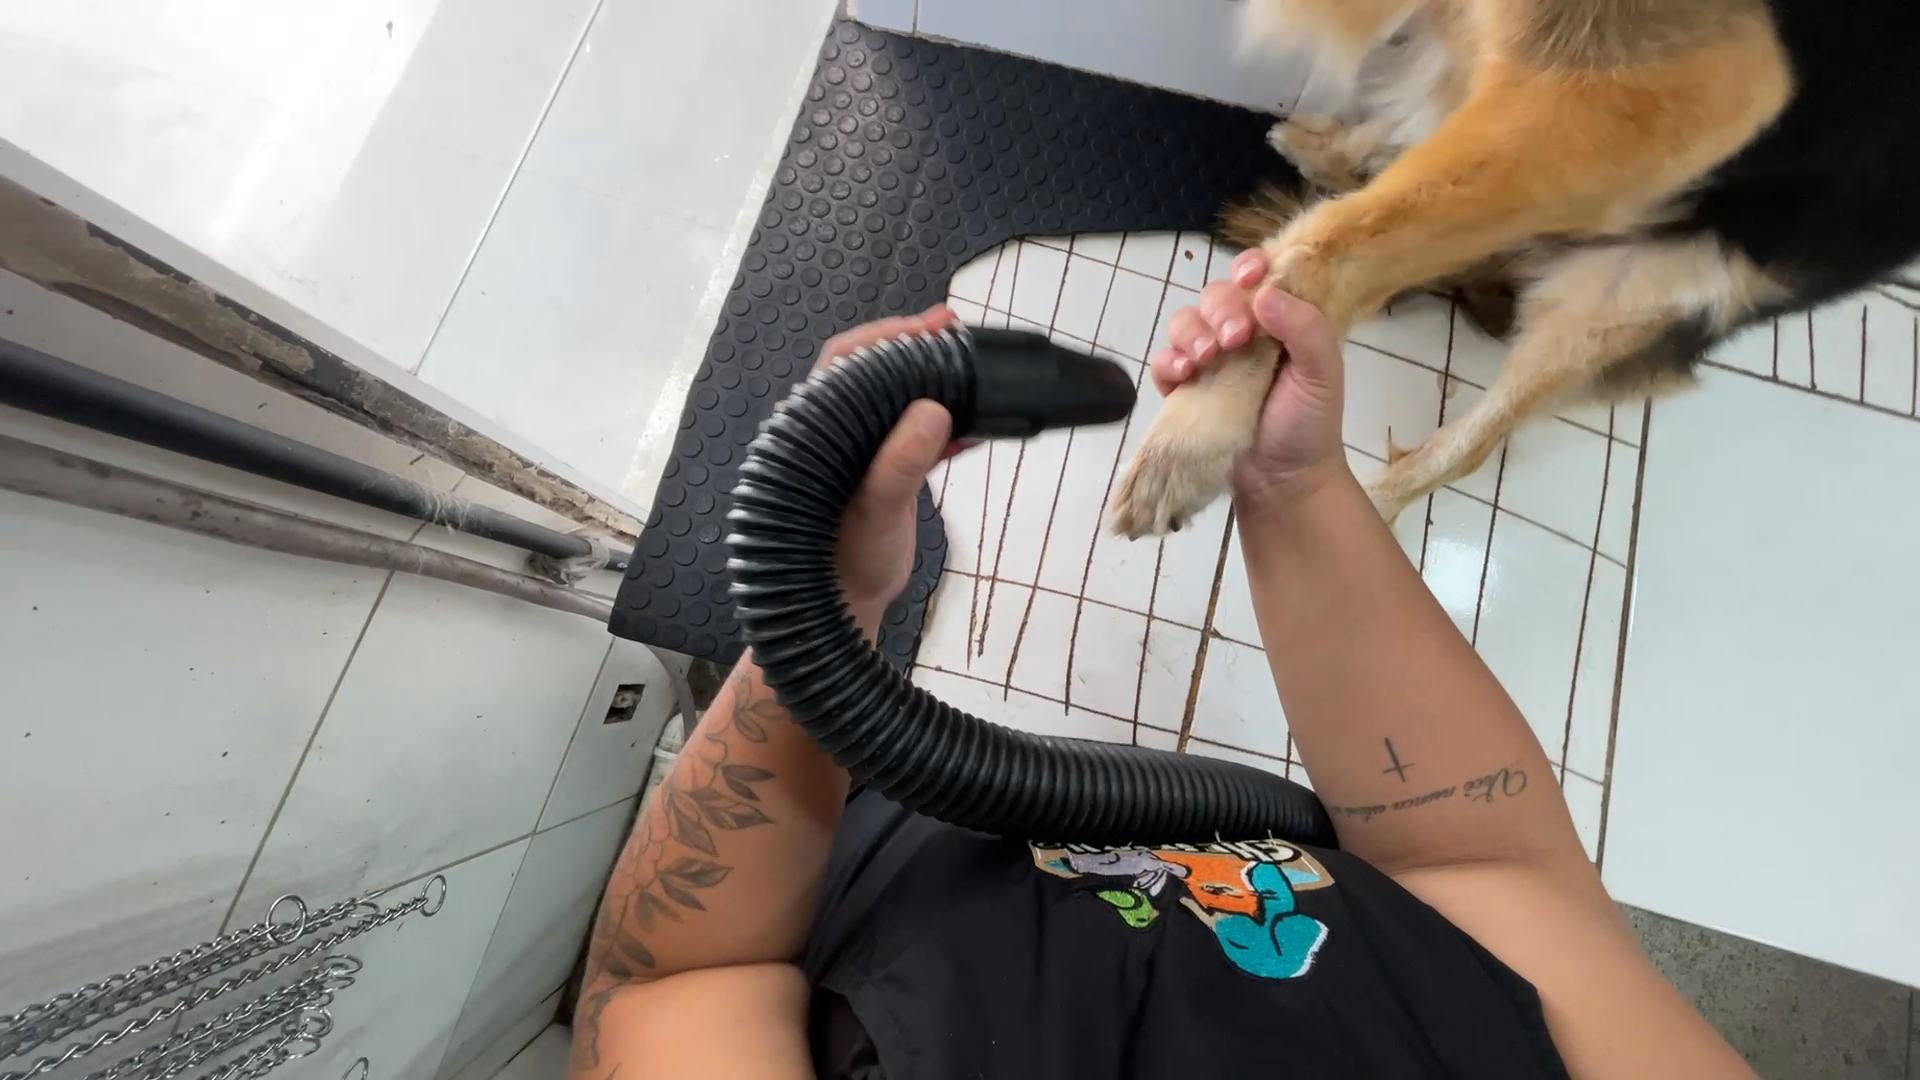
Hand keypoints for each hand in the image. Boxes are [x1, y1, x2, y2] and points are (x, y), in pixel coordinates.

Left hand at [818, 307, 971, 627]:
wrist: (849, 604)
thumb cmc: (848, 560)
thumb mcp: (875, 511)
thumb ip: (899, 464)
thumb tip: (934, 412)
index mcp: (820, 431)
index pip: (845, 362)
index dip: (886, 336)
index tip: (930, 325)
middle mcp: (841, 433)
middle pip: (876, 373)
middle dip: (915, 350)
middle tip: (956, 332)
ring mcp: (867, 452)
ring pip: (900, 402)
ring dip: (935, 384)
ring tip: (972, 366)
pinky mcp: (890, 472)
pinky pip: (921, 437)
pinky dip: (949, 428)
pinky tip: (979, 423)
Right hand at [1150, 250, 1348, 507]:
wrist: (1281, 480)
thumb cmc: (1308, 425)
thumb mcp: (1323, 371)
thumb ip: (1305, 326)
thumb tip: (1263, 294)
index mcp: (1278, 322)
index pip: (1258, 278)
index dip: (1249, 268)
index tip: (1250, 277)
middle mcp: (1240, 336)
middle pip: (1215, 296)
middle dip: (1220, 309)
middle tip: (1235, 340)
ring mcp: (1209, 363)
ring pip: (1185, 324)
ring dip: (1191, 333)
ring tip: (1207, 359)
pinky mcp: (1184, 391)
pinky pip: (1163, 363)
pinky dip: (1167, 362)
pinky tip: (1183, 375)